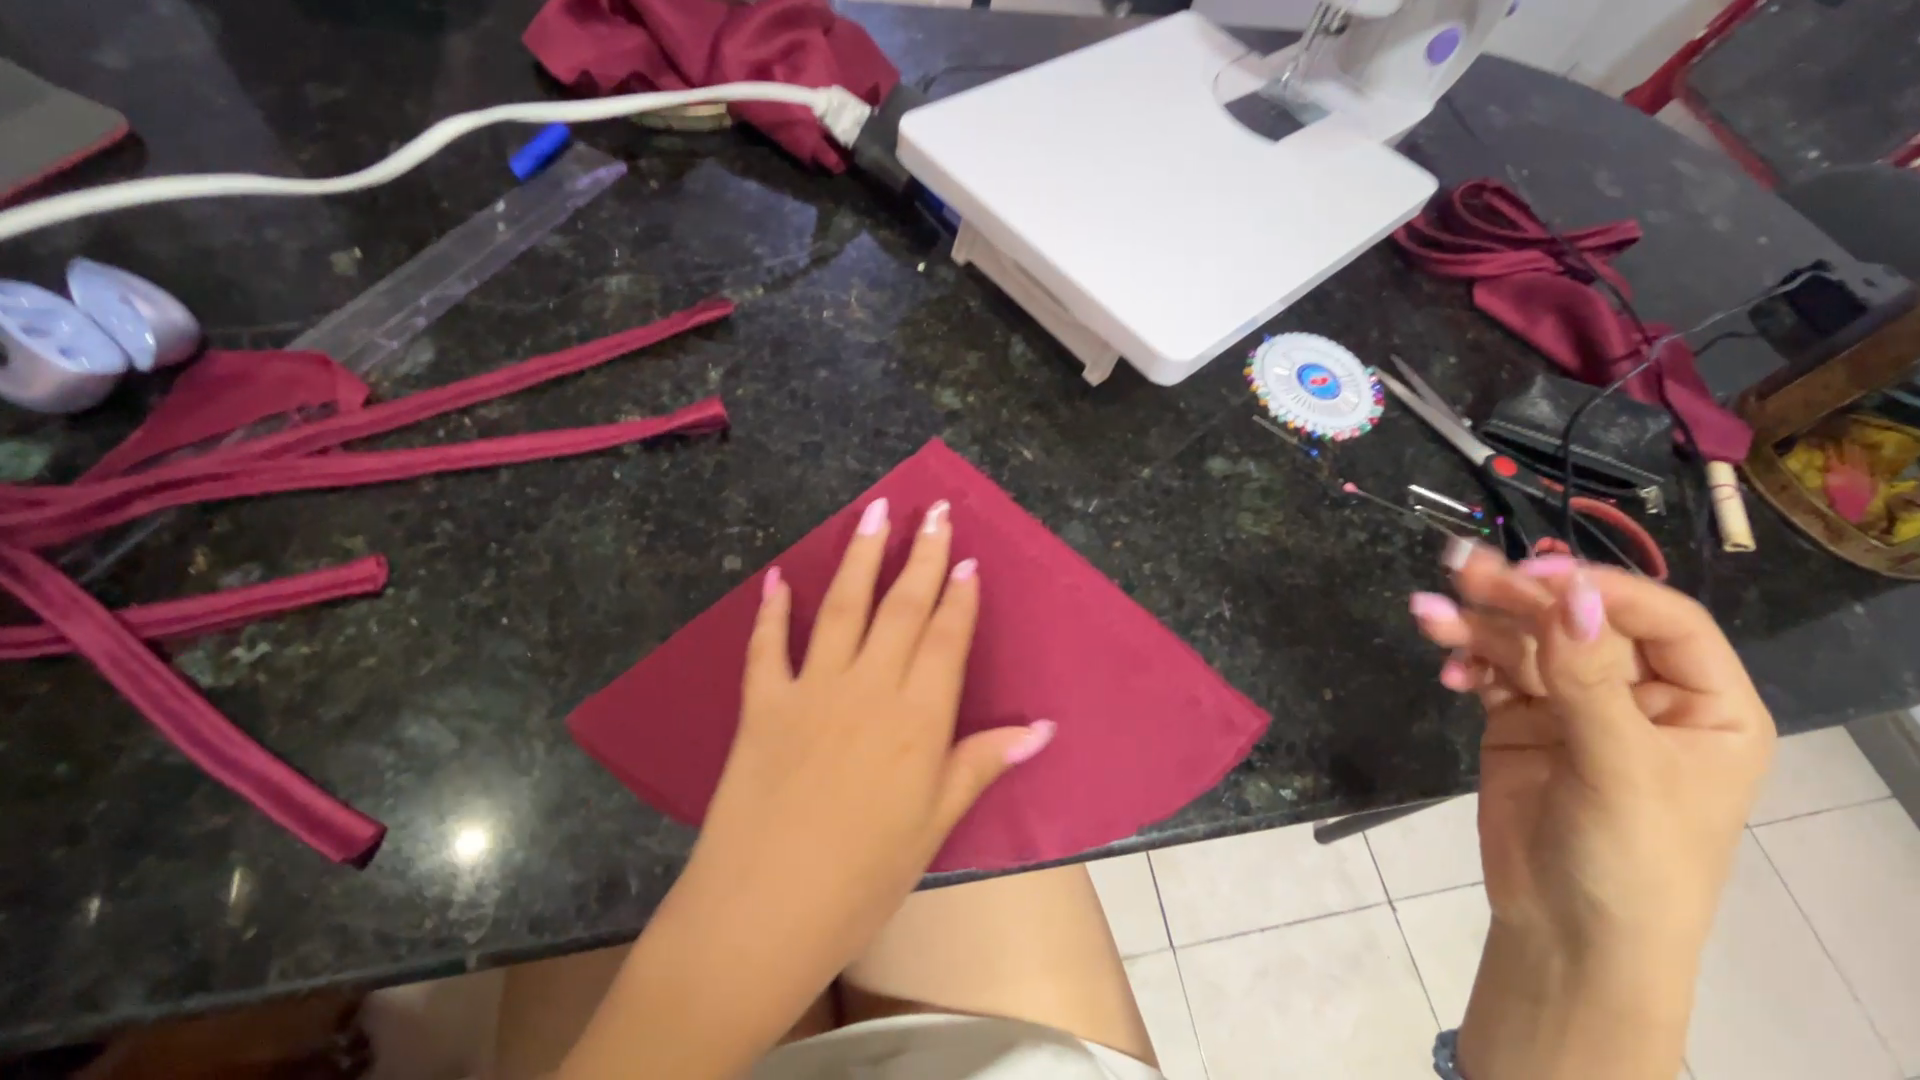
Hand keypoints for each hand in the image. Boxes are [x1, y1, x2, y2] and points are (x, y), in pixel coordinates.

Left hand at [695, 495, 1053, 943]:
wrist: (765, 909)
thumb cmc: (865, 877)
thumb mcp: (935, 825)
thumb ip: (982, 764)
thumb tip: (1043, 728)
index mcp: (918, 718)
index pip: (946, 639)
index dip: (959, 595)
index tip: (967, 557)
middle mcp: (868, 688)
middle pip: (901, 608)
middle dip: (921, 554)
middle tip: (934, 509)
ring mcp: (810, 691)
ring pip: (841, 608)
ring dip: (860, 557)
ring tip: (874, 512)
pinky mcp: (761, 705)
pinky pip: (766, 647)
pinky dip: (772, 610)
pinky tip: (776, 578)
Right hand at [1409, 541, 1774, 1078]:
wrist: (1567, 937)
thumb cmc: (1630, 861)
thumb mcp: (1620, 769)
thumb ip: (1590, 679)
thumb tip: (1569, 592)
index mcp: (1704, 706)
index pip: (1661, 622)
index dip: (1602, 590)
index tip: (1537, 570)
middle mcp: (1640, 697)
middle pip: (1579, 624)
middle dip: (1520, 597)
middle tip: (1461, 568)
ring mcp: (1575, 709)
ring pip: (1527, 645)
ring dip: (1478, 627)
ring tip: (1427, 612)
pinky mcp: (1521, 724)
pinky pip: (1494, 676)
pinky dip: (1468, 664)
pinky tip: (1447, 669)